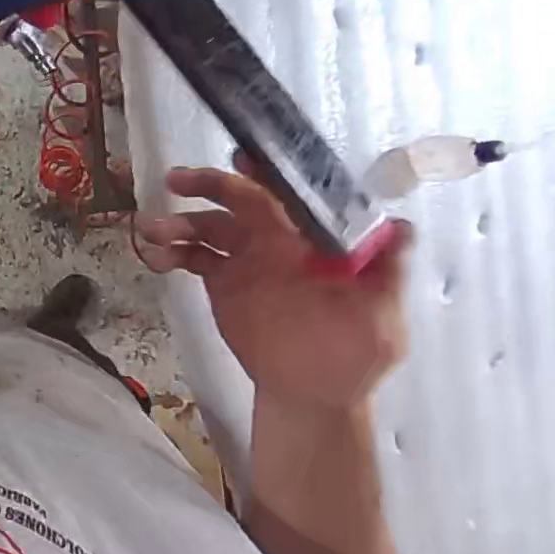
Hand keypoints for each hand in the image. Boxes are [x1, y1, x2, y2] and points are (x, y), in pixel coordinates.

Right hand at [136, 154, 413, 410]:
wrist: (309, 394)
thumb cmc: (353, 356)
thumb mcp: (381, 320)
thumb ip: (388, 273)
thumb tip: (400, 225)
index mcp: (309, 241)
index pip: (285, 197)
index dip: (262, 175)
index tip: (238, 159)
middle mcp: (275, 241)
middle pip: (237, 201)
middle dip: (206, 185)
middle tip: (175, 181)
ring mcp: (245, 260)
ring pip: (207, 227)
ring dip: (178, 223)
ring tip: (154, 232)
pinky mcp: (222, 281)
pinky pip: (192, 257)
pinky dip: (171, 253)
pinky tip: (157, 259)